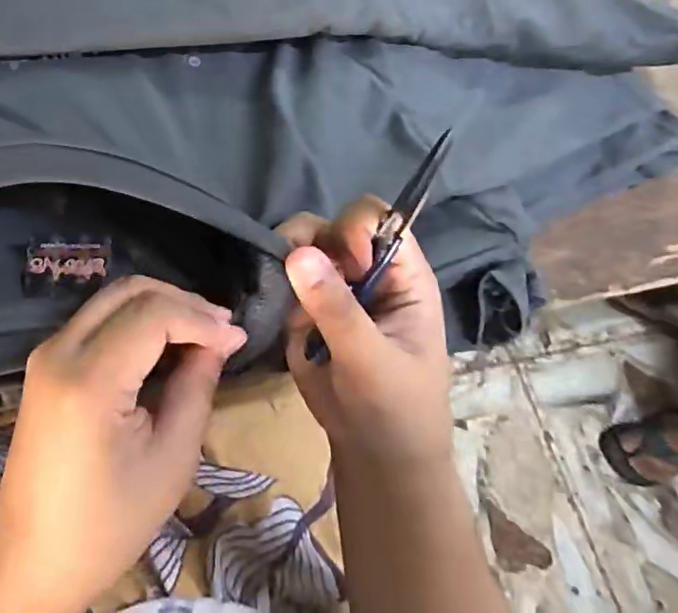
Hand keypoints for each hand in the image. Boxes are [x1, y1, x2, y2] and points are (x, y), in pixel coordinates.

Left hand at [0, 277, 245, 612]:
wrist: (30, 557)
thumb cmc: (106, 523)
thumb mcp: (170, 461)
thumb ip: (196, 389)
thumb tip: (220, 340)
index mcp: (89, 380)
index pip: (152, 314)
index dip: (200, 318)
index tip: (237, 338)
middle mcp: (61, 350)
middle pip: (130, 291)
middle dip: (182, 301)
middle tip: (223, 328)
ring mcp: (47, 351)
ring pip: (113, 298)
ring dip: (160, 305)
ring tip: (203, 330)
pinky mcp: (46, 360)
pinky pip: (98, 317)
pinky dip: (137, 318)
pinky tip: (166, 339)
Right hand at [278, 197, 453, 465]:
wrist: (376, 457)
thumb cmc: (395, 409)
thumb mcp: (371, 360)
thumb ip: (336, 308)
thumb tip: (298, 252)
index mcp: (403, 275)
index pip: (378, 220)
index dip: (355, 231)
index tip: (345, 266)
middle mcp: (368, 270)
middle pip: (333, 225)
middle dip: (309, 239)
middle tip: (291, 270)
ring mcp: (336, 287)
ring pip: (304, 245)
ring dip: (286, 259)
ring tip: (281, 291)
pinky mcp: (307, 306)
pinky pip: (285, 276)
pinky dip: (274, 282)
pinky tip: (275, 304)